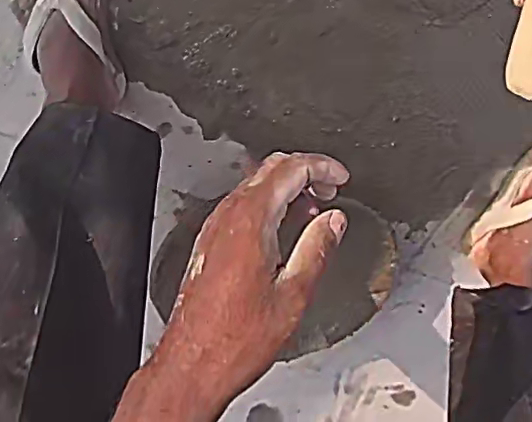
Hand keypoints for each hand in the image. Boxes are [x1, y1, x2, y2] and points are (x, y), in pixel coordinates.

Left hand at [116, 153, 348, 421]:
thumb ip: (317, 249)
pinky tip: (284, 225)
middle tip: (331, 188)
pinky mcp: (211, 237)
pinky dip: (270, 200)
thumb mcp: (292, 297)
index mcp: (252, 218)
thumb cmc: (234, 339)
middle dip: (307, 169)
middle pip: (274, 166)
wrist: (190, 365)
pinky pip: (244, 200)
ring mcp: (217, 222)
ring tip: (313, 207)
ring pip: (258, 181)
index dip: (322, 166)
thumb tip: (334, 220)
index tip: (341, 177)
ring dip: (289, 184)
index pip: (293, 168)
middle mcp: (230, 212)